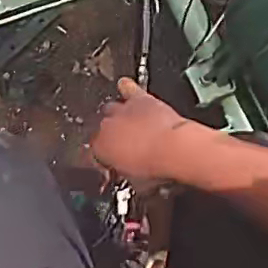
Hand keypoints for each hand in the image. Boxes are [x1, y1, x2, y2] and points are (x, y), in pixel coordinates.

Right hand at [92, 77, 208, 183]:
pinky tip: (124, 84)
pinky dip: (126, 87)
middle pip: (101, 128)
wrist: (174, 149)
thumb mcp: (135, 182)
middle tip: (122, 146)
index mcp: (100, 148)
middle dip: (109, 137)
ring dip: (115, 115)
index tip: (111, 163)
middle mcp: (107, 126)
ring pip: (110, 108)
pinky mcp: (140, 100)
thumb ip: (124, 174)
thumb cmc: (155, 166)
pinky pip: (128, 88)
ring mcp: (123, 111)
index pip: (93, 152)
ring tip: (122, 121)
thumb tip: (128, 175)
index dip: (102, 158)